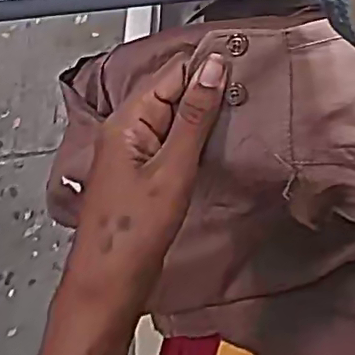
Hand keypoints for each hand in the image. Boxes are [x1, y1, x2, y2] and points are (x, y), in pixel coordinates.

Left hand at [57, 52, 226, 323]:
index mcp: (126, 119)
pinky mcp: (144, 168)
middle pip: (173, 89)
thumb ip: (195, 114)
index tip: (242, 67)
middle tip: (246, 91)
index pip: (173, 72)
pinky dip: (195, 134)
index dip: (207, 68)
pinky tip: (215, 139)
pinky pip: (173, 137)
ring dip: (204, 112)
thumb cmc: (133, 232)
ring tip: (238, 112)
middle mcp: (127, 128)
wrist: (109, 287)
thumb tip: (214, 67)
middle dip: (208, 88)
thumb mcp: (173, 168)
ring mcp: (134, 148)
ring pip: (175, 113)